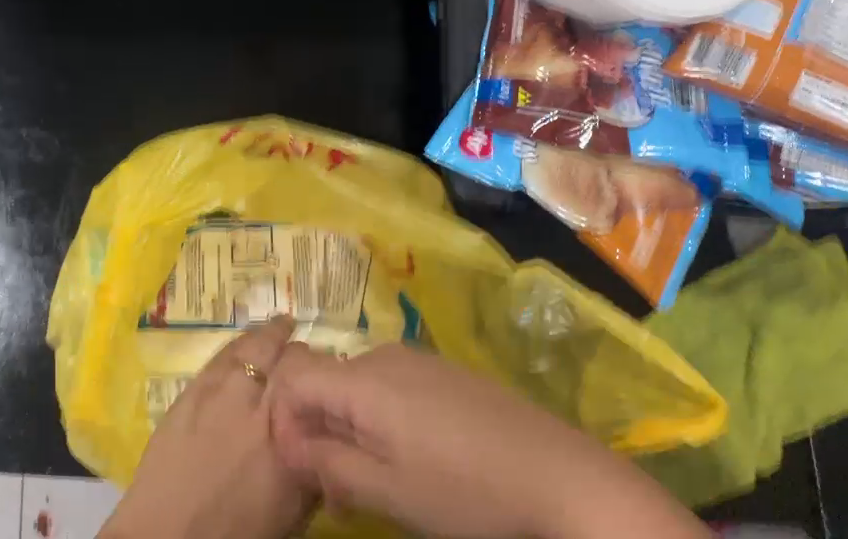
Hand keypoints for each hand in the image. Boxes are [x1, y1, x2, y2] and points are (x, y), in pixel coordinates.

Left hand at [101, 317, 315, 538]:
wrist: (168, 533)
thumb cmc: (236, 531)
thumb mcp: (293, 508)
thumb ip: (310, 463)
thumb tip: (321, 434)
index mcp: (288, 437)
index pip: (315, 385)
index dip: (325, 377)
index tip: (330, 378)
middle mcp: (258, 405)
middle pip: (287, 359)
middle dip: (300, 353)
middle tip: (306, 353)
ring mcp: (221, 391)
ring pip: (252, 348)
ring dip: (270, 336)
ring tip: (282, 327)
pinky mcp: (192, 389)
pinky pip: (223, 355)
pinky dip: (240, 345)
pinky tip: (246, 343)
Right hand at [267, 343, 707, 538]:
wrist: (565, 479)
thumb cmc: (468, 491)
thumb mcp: (389, 492)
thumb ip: (327, 464)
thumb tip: (284, 443)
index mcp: (363, 379)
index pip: (293, 377)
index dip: (282, 418)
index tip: (298, 466)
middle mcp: (385, 355)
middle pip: (325, 381)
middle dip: (317, 430)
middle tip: (337, 490)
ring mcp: (420, 360)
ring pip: (359, 386)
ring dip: (351, 429)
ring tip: (375, 481)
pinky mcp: (447, 371)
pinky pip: (393, 386)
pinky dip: (383, 420)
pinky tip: (413, 459)